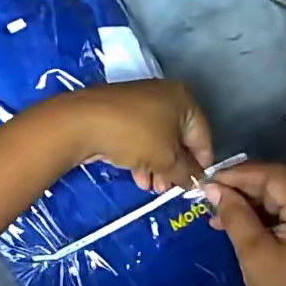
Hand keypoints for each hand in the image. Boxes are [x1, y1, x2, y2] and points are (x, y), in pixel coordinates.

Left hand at [48, 79, 213, 192]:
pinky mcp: (118, 114)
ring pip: (156, 140)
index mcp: (184, 99)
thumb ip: (185, 172)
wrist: (83, 122)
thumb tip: (196, 181)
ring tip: (151, 188)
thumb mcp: (166, 159)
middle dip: (174, 167)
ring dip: (157, 166)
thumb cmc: (135, 136)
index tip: (195, 185)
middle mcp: (164, 96)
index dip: (201, 163)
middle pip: (177, 138)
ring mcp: (139, 103)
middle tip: (168, 189)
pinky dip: (140, 157)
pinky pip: (138, 138)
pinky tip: (138, 178)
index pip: (203, 135)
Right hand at [204, 161, 285, 285]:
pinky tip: (235, 222)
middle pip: (280, 184)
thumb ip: (235, 216)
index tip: (209, 180)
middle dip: (242, 187)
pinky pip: (285, 213)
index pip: (276, 176)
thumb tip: (213, 189)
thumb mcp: (254, 252)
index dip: (240, 174)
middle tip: (209, 195)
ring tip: (216, 212)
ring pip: (280, 198)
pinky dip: (260, 215)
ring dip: (248, 201)